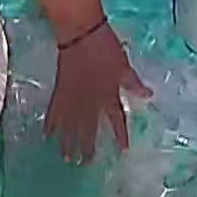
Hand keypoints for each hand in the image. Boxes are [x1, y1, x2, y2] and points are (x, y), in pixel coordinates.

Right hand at [45, 23, 149, 161]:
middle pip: (88, 132)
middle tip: (84, 163)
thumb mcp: (124, 65)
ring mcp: (73, 101)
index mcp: (108, 98)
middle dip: (87, 148)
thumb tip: (149, 96)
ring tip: (66, 158)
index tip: (122, 151)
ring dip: (68, 144)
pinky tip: (46, 137)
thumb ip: (134, 84)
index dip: (120, 136)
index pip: (117, 121)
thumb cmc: (105, 47)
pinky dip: (50, 126)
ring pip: (70, 128)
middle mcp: (90, 105)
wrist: (80, 33)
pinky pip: (53, 114)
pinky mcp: (59, 94)